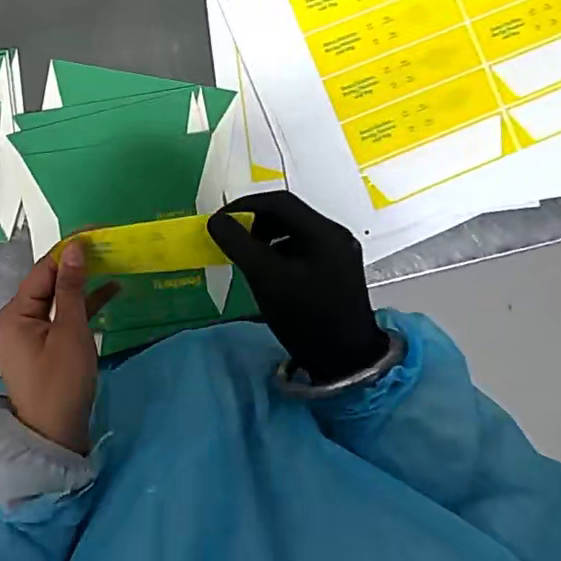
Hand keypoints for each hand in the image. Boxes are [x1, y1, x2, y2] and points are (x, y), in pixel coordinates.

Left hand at [0, 244, 120, 453]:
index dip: (68, 251)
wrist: (54, 437)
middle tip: (108, 246)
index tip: (95, 232)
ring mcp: (27, 335)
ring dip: (83, 286)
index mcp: (13, 314)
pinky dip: (81, 309)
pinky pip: (60, 319)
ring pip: (56, 300)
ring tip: (114, 265)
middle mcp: (14, 320)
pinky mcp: (41, 348)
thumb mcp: (70, 333)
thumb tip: (74, 249)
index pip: (41, 271)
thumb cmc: (61, 384)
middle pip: (47, 284)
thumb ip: (71, 289)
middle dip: (77, 266)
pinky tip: (109, 294)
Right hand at [206, 191, 388, 384]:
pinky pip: (300, 247)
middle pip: (287, 213)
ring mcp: (337, 252)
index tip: (219, 222)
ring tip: (246, 255)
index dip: (244, 206)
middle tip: (231, 239)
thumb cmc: (305, 316)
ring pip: (293, 230)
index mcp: (323, 233)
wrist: (344, 359)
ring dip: (264, 236)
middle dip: (254, 221)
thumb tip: (215, 220)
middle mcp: (334, 235)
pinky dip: (277, 250)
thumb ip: (238, 244)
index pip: (278, 201)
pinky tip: (267, 270)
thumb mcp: (265, 278)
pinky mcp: (335, 268)